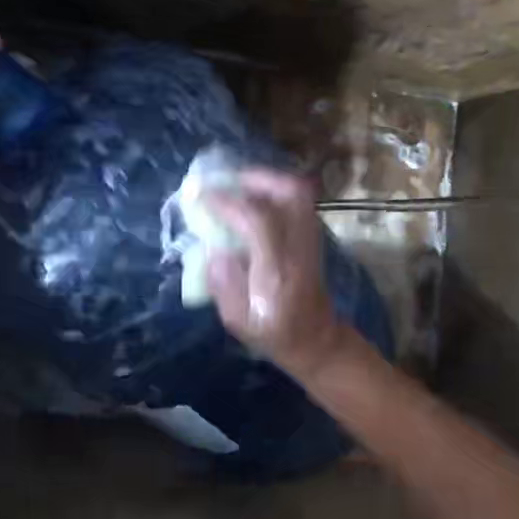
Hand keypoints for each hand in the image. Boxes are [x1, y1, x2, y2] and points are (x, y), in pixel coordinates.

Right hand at [204, 168, 352, 375]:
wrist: (317, 339)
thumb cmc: (274, 334)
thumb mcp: (238, 320)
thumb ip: (222, 283)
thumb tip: (212, 247)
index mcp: (278, 272)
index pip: (259, 222)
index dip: (229, 203)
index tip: (202, 196)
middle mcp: (299, 248)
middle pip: (290, 194)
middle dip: (255, 178)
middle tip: (225, 180)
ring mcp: (311, 239)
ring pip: (298, 192)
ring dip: (266, 180)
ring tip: (237, 184)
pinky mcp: (313, 236)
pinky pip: (298, 200)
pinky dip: (274, 189)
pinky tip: (253, 197)